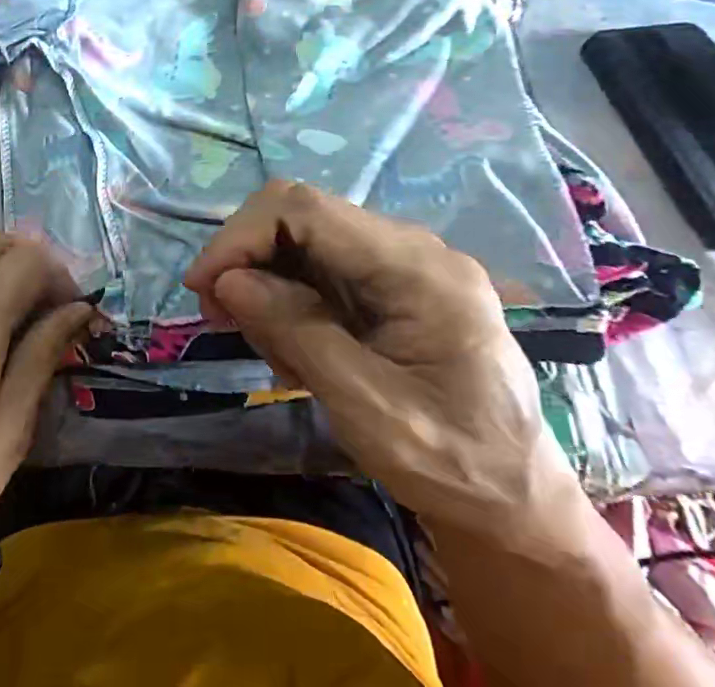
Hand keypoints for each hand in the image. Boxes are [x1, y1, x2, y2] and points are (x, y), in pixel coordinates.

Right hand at [184, 180, 578, 537]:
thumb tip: (227, 280)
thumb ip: (297, 333)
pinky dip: (284, 299)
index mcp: (421, 271)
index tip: (201, 288)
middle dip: (245, 258)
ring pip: (300, 240)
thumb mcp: (367, 407)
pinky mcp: (388, 285)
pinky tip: (290, 348)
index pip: (307, 211)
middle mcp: (411, 251)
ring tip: (269, 350)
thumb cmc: (451, 463)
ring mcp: (401, 265)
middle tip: (218, 318)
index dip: (241, 235)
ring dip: (262, 283)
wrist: (514, 502)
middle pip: (299, 216)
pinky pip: (315, 268)